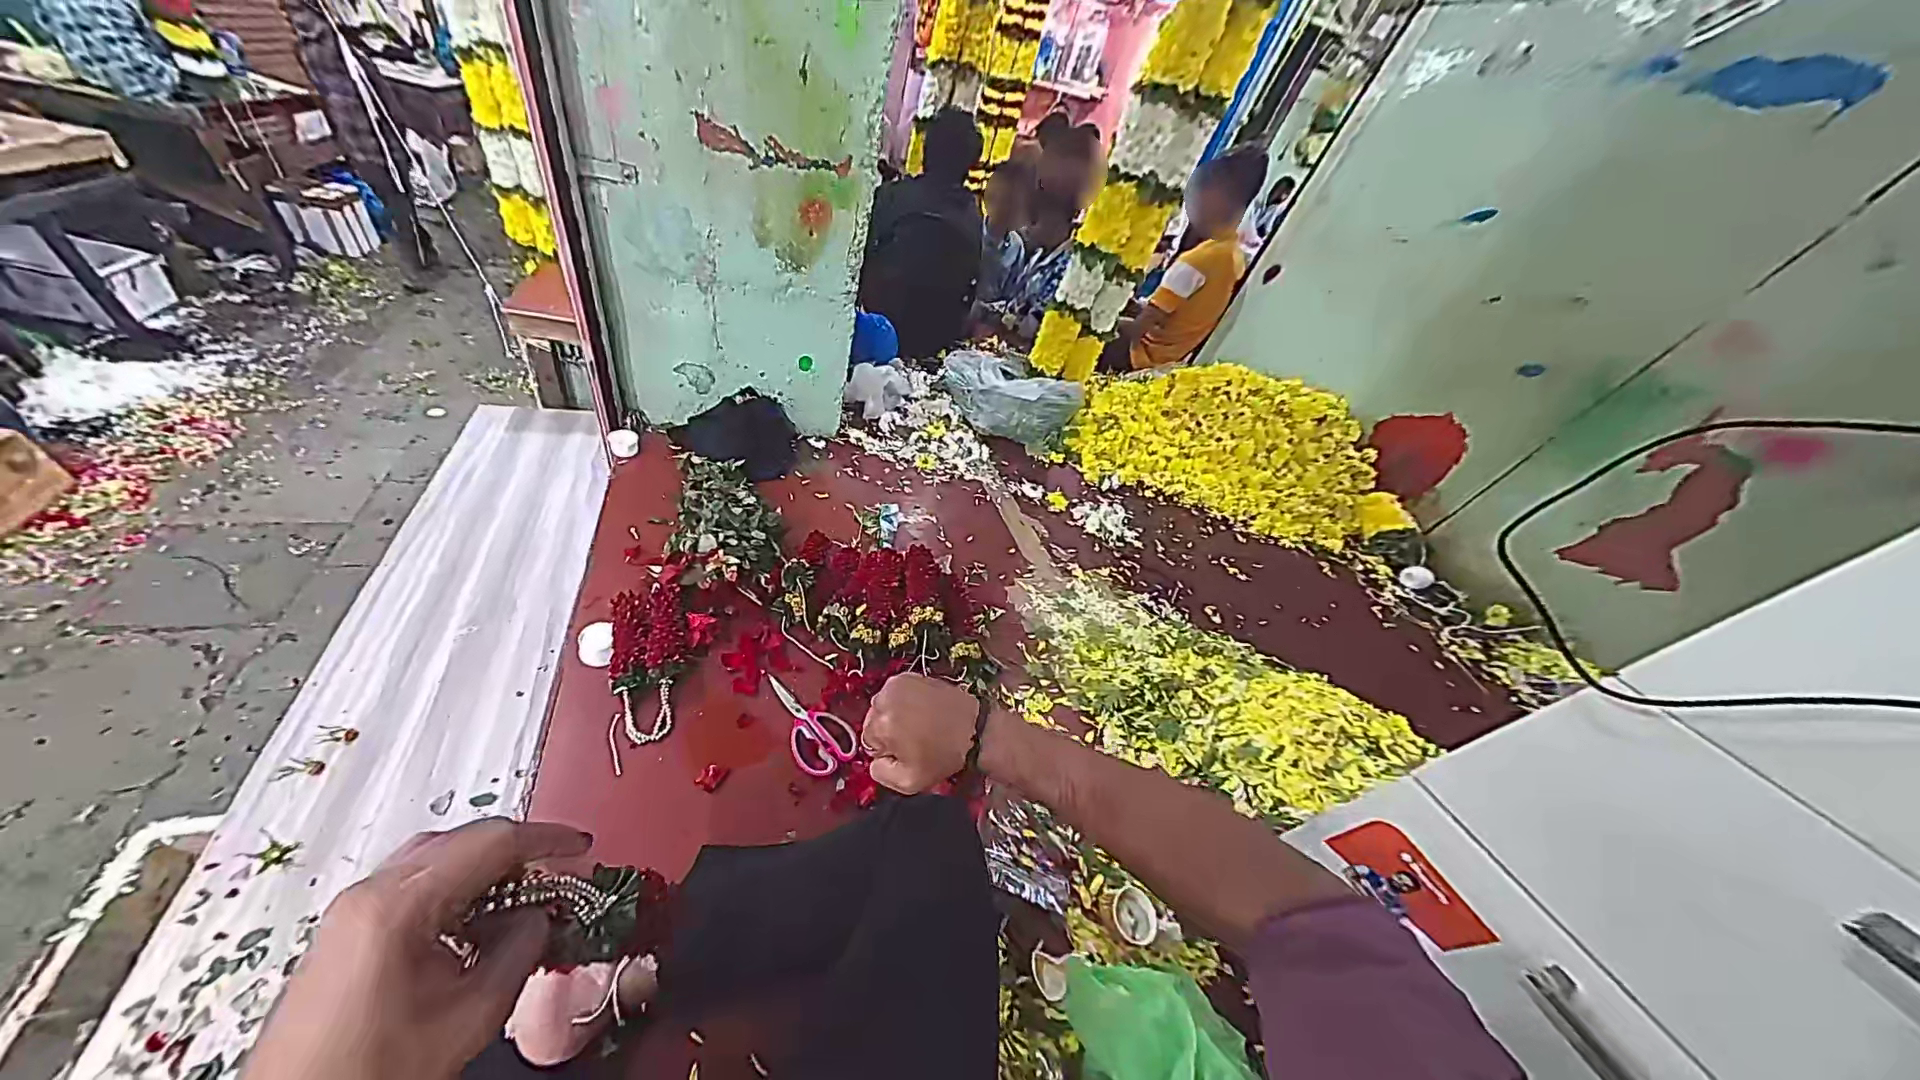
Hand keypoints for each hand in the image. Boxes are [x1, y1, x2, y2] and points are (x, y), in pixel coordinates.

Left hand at [244, 819, 591, 1079]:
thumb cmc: (369, 1076)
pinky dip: (461, 884)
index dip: (548, 838)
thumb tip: (542, 913)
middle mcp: (368, 895)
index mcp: (398, 905)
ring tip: (525, 893)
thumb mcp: (473, 1013)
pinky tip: (480, 916)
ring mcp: (351, 910)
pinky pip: (417, 880)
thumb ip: (521, 947)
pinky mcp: (347, 929)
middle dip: (521, 850)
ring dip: (491, 866)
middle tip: (560, 872)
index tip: (581, 846)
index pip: (493, 840)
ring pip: (442, 854)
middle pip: (466, 839)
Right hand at [861, 673, 982, 793]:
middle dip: (890, 731)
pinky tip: (922, 710)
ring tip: (921, 723)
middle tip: (915, 738)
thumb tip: (875, 760)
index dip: (888, 750)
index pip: (868, 742)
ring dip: (896, 714)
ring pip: (884, 706)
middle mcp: (884, 699)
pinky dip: (905, 701)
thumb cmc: (942, 756)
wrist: (973, 728)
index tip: (908, 751)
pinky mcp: (911, 676)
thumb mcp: (908, 782)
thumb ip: (880, 774)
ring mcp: (898, 684)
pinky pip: (897, 693)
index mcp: (881, 724)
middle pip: (874, 721)